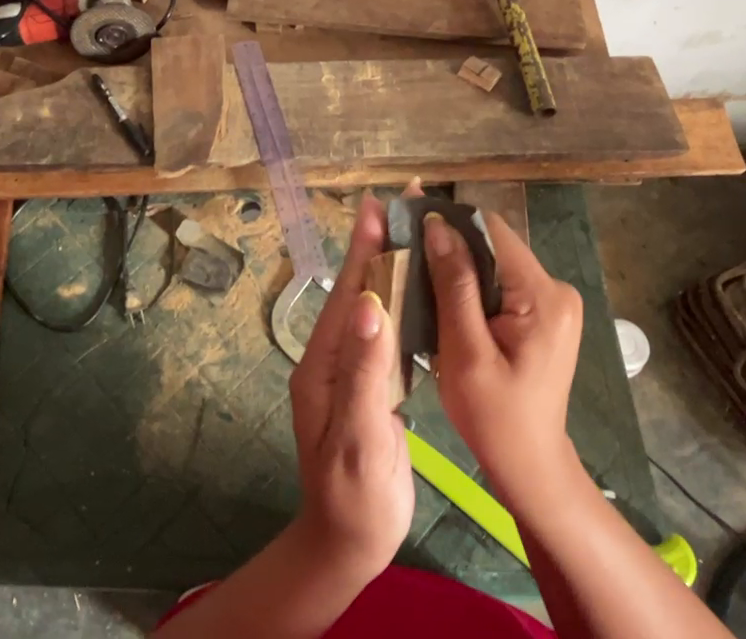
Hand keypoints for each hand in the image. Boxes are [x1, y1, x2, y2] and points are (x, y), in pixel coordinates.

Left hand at [285, 194, 413, 578]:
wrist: (348, 541)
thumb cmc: (353, 495)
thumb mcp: (358, 436)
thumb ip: (363, 371)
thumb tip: (369, 303)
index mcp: (324, 364)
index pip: (347, 295)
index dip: (362, 250)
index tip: (376, 206)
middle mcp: (334, 359)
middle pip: (359, 292)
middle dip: (377, 247)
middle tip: (402, 204)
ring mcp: (353, 373)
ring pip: (373, 309)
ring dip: (391, 270)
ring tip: (415, 234)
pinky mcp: (373, 389)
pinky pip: (387, 335)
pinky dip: (403, 305)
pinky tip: (421, 292)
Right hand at [423, 209, 584, 501]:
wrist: (528, 464)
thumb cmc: (493, 416)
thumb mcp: (465, 352)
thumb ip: (453, 286)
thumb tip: (435, 226)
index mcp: (543, 297)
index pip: (491, 233)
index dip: (447, 221)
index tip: (404, 216)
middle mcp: (555, 290)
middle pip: (492, 245)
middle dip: (447, 244)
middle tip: (400, 247)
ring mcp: (552, 303)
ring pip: (493, 263)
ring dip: (455, 265)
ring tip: (413, 270)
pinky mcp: (543, 315)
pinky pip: (499, 284)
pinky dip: (468, 286)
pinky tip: (439, 296)